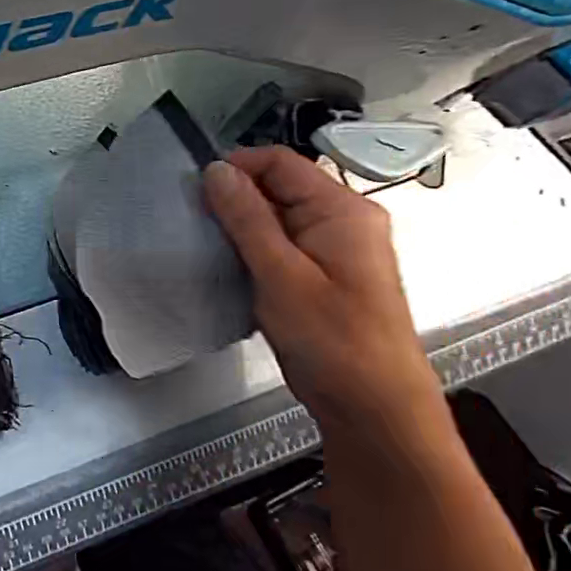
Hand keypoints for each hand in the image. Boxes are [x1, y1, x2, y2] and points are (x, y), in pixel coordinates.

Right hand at [202, 147, 442, 441]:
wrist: (374, 408)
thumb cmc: (333, 340)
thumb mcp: (280, 275)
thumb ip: (247, 218)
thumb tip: (216, 170)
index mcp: (343, 209)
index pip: (282, 162)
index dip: (236, 167)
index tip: (196, 190)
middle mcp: (346, 220)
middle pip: (282, 188)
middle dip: (237, 200)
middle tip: (196, 223)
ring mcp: (339, 249)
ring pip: (281, 220)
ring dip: (244, 228)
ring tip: (209, 247)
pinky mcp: (327, 277)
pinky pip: (286, 247)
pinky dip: (258, 252)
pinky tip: (233, 270)